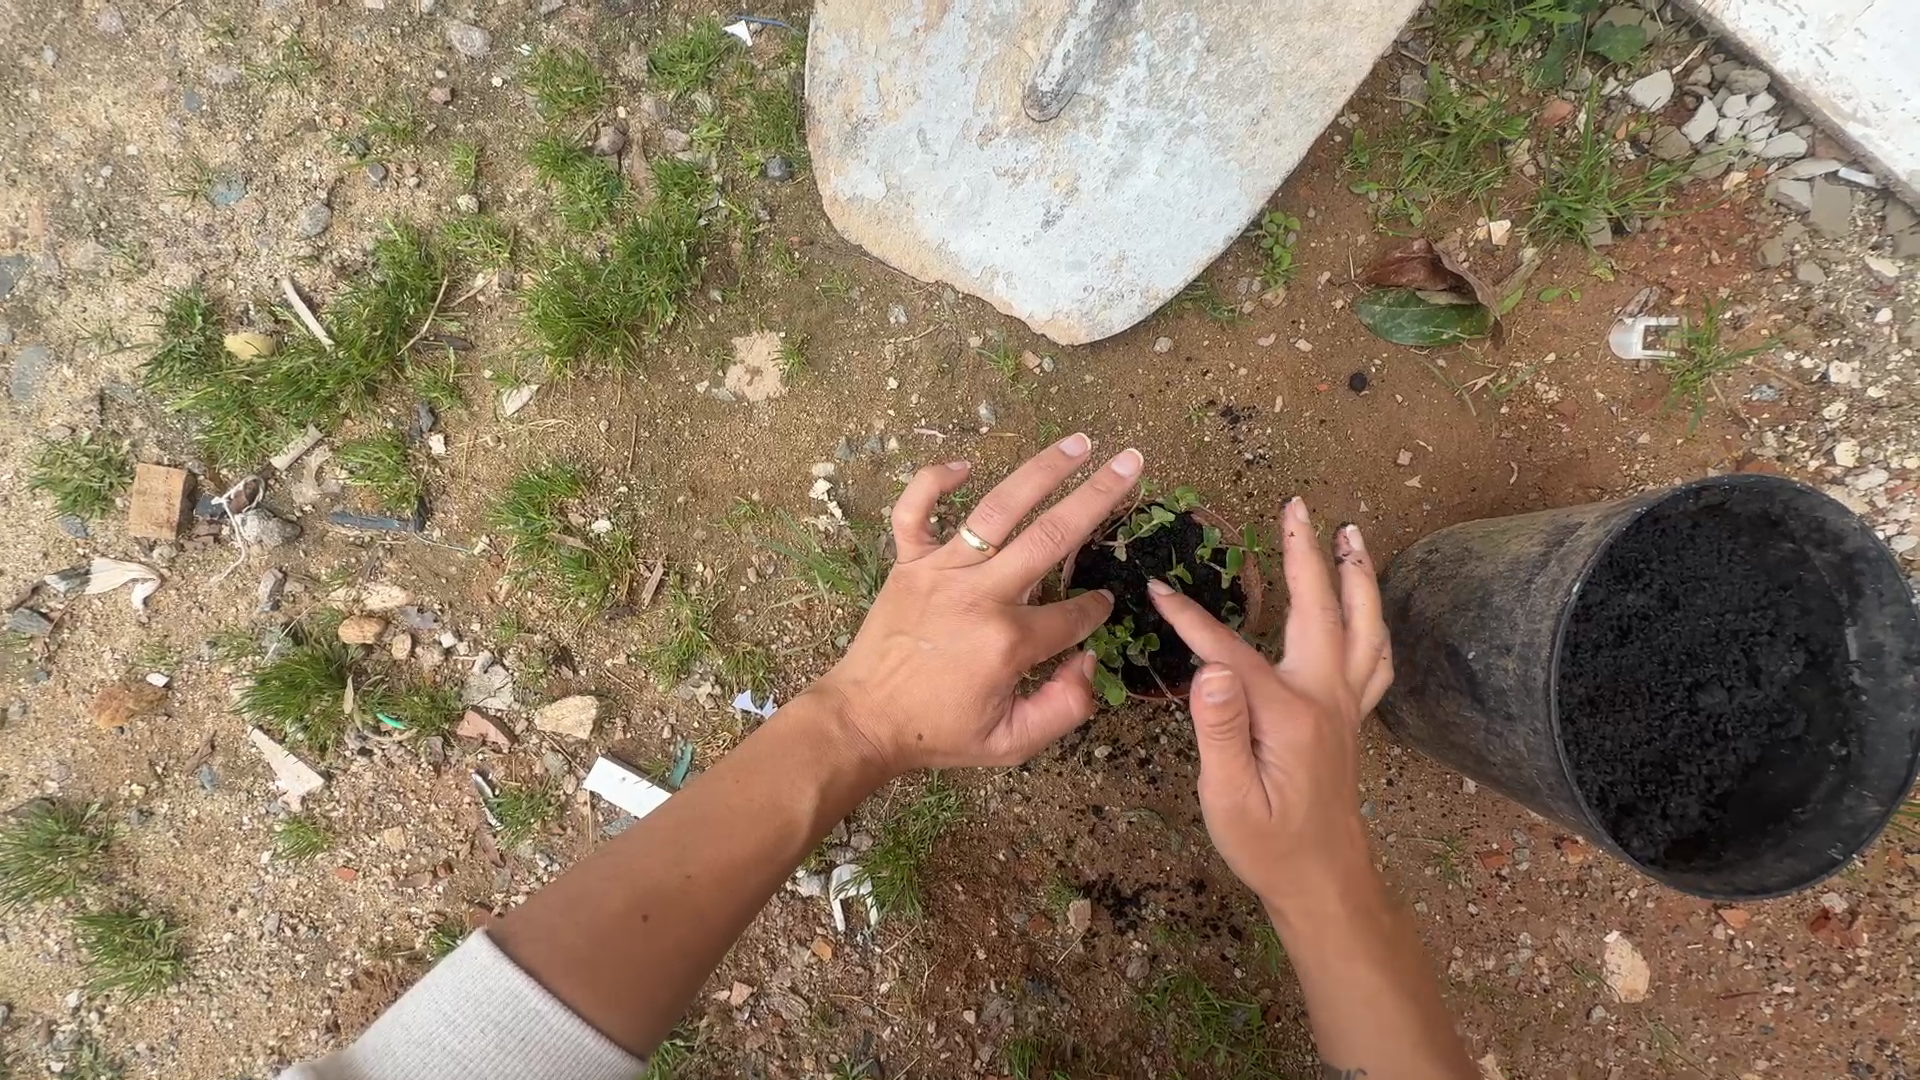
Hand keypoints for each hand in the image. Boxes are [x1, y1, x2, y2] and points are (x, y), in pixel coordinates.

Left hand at [814, 435, 1143, 775]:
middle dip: (1099, 497)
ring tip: (1079, 442)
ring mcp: (941, 570)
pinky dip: (934, 481)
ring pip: (997, 509)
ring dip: (1042, 471)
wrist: (863, 720)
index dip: (1095, 609)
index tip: (1100, 605)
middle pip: (1052, 536)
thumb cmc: (938, 733)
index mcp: (1009, 641)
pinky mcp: (907, 561)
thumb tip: (1090, 661)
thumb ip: (1064, 709)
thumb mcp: (1012, 744)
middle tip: (1132, 462)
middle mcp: (980, 594)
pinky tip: (965, 463)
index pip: (1074, 613)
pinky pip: (916, 510)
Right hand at [1147, 498, 1391, 914]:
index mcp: (1289, 715)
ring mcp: (1346, 706)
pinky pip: (1374, 656)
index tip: (1157, 590)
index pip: (1230, 652)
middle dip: (1306, 554)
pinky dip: (1373, 620)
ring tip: (1351, 535)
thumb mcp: (1228, 796)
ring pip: (1364, 627)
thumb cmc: (1267, 844)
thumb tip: (1209, 669)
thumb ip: (1218, 730)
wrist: (1323, 883)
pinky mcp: (1350, 718)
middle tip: (1298, 507)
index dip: (1191, 620)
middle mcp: (1326, 699)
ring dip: (1357, 576)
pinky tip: (1364, 604)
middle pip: (1320, 611)